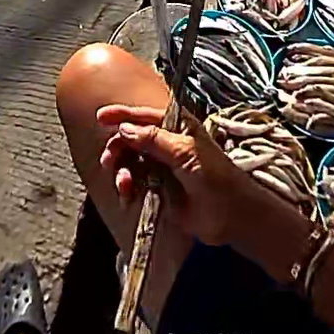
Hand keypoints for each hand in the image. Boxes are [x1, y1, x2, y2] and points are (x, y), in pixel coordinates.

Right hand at [99, 104, 256, 245]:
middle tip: (110, 161)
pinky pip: (135, 186)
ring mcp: (161, 169)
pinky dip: (127, 191)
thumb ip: (152, 139)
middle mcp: (165, 145)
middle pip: (130, 140)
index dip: (121, 115)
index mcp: (174, 128)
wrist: (233, 217)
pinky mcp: (159, 192)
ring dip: (121, 173)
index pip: (142, 116)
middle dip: (117, 149)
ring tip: (124, 185)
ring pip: (129, 164)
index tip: (100, 118)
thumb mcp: (184, 152)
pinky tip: (128, 198)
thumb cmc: (215, 177)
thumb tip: (123, 128)